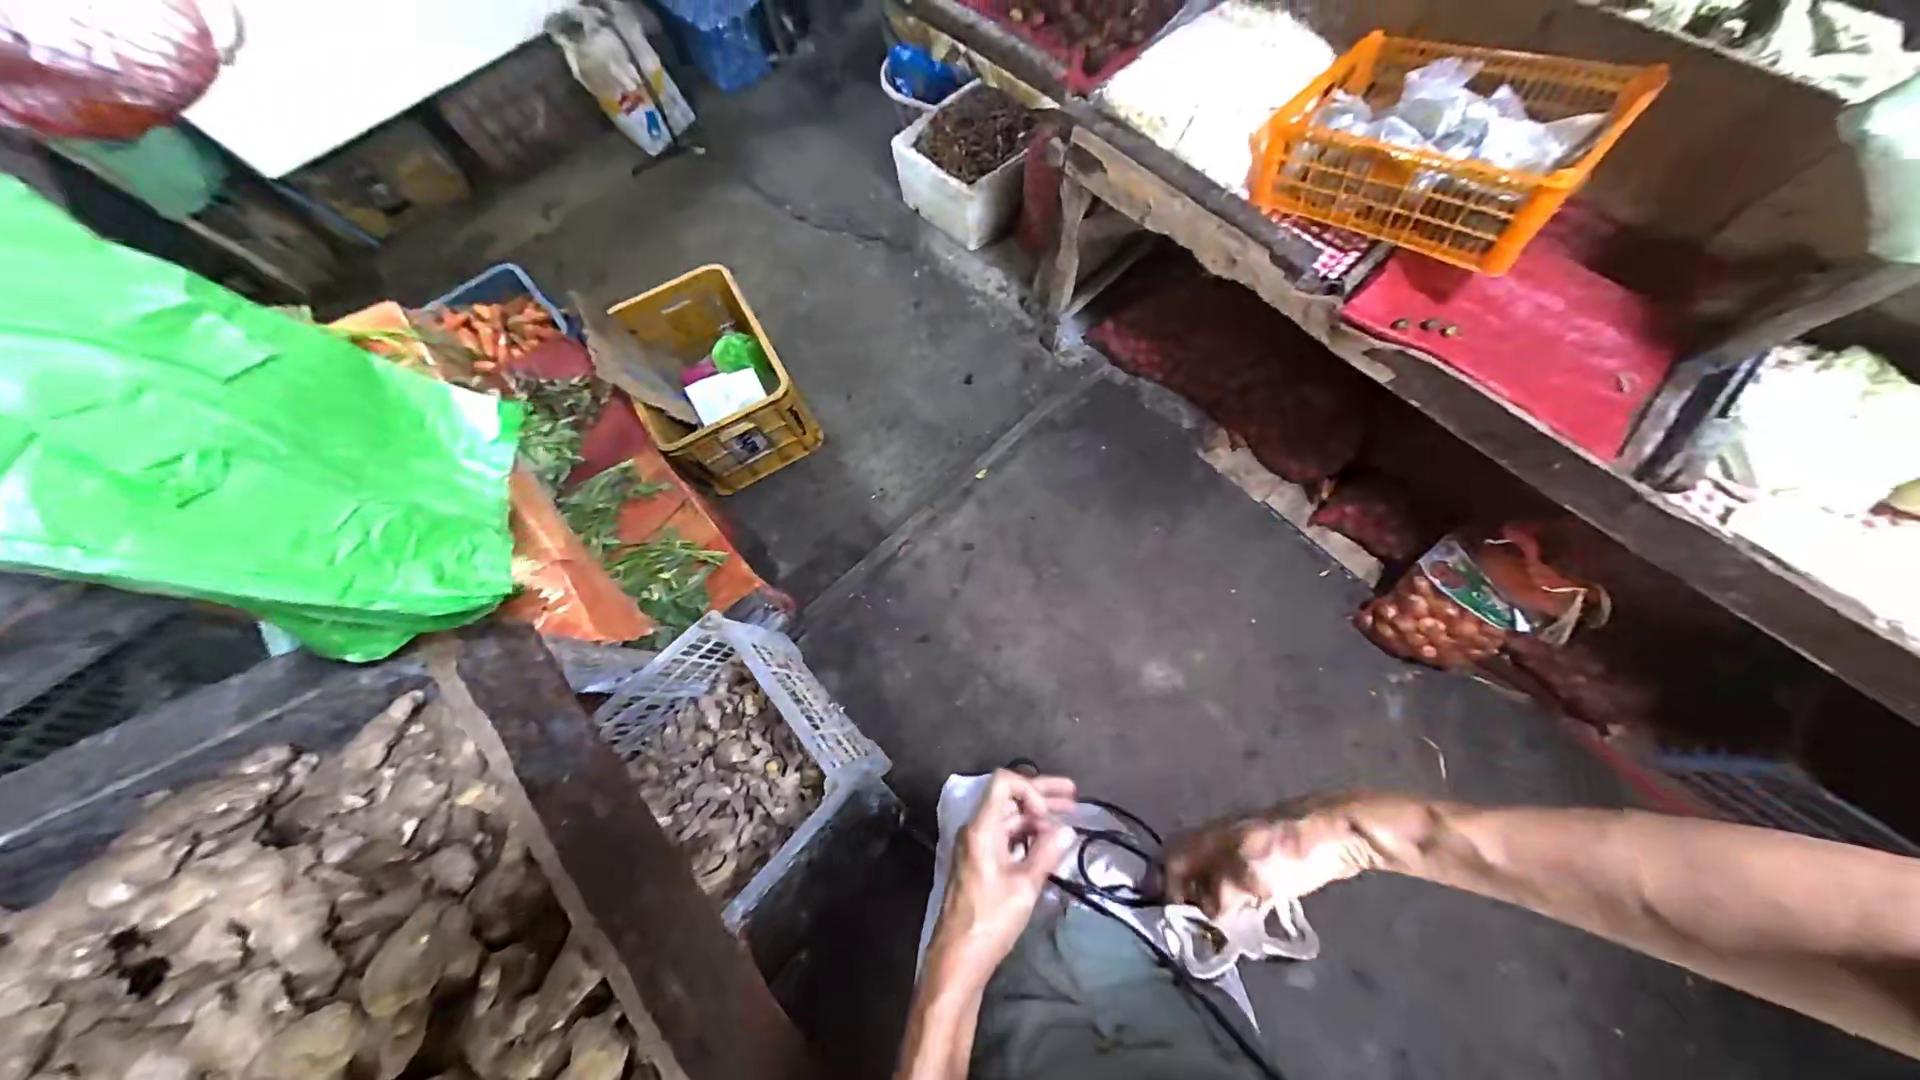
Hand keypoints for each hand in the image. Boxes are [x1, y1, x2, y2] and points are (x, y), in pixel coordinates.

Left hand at [928, 770, 1077, 980]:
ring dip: (1037, 814)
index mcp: (981, 827)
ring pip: (1009, 816)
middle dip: (1041, 793)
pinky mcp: (980, 860)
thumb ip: (1046, 853)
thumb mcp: (1024, 887)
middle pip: (1009, 796)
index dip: (1031, 789)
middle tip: (1073, 795)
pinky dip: (1028, 832)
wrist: (959, 957)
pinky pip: (1006, 834)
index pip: (1004, 782)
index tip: (1049, 816)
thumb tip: (1066, 830)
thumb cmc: (990, 920)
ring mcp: (976, 844)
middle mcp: (976, 829)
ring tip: (1068, 815)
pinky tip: (1048, 840)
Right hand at [1165, 794, 1431, 915]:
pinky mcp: (1263, 851)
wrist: (1332, 832)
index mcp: (1205, 837)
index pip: (1168, 860)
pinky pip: (1234, 873)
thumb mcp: (1246, 880)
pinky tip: (1248, 909)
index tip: (1175, 919)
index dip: (1165, 888)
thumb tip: (1207, 914)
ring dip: (1211, 894)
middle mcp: (1215, 835)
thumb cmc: (1285, 853)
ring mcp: (1240, 841)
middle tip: (1197, 924)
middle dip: (1187, 893)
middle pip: (1187, 864)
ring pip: (1211, 869)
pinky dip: (1233, 892)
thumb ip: (1219, 898)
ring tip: (1222, 923)